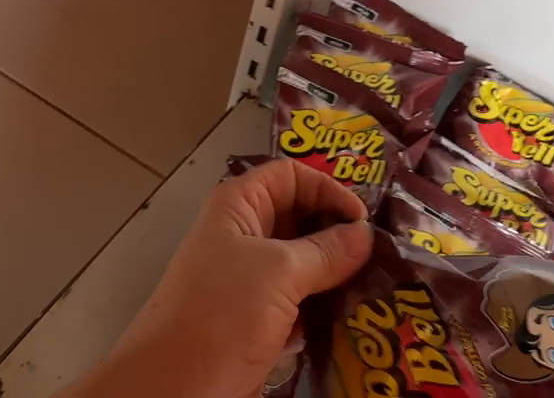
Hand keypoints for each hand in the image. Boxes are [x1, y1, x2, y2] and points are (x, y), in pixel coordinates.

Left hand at [60, 158, 373, 397]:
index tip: (364, 218)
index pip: (291, 176)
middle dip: (337, 230)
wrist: (175, 385)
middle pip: (299, 215)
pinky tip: (352, 313)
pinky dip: (323, 302)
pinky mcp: (257, 316)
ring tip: (374, 282)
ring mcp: (250, 276)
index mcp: (240, 204)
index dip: (328, 188)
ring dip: (335, 270)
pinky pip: (298, 297)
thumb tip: (365, 234)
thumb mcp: (279, 273)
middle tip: (378, 251)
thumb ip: (326, 251)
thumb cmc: (221, 311)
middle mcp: (245, 232)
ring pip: (302, 259)